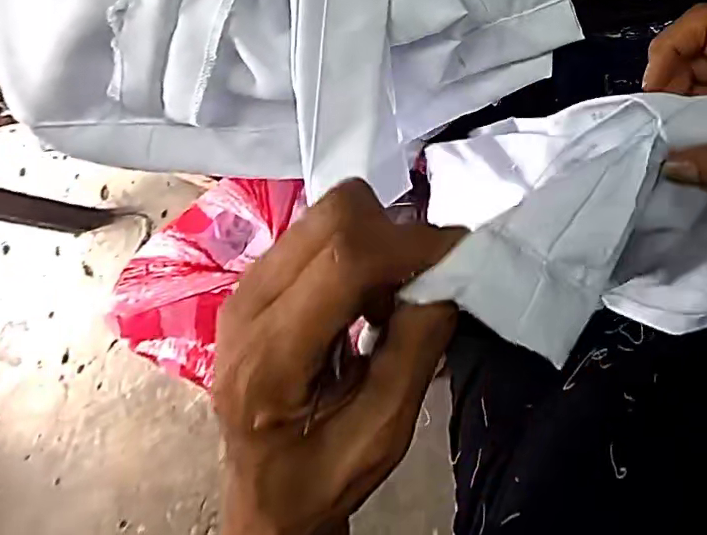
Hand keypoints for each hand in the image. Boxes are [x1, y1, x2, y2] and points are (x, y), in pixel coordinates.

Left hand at [213, 180, 463, 534]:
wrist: (269, 496)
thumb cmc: (324, 473)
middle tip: (420, 279)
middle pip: (337, 215)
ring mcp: (249, 287)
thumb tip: (449, 271)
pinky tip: (368, 293)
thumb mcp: (385, 430)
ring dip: (381, 236)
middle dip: (397, 234)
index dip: (415, 245)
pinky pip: (327, 225)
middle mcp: (248, 308)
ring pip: (333, 210)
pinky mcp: (263, 276)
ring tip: (390, 292)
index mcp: (268, 362)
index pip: (346, 260)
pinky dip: (366, 242)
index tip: (458, 258)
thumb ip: (419, 345)